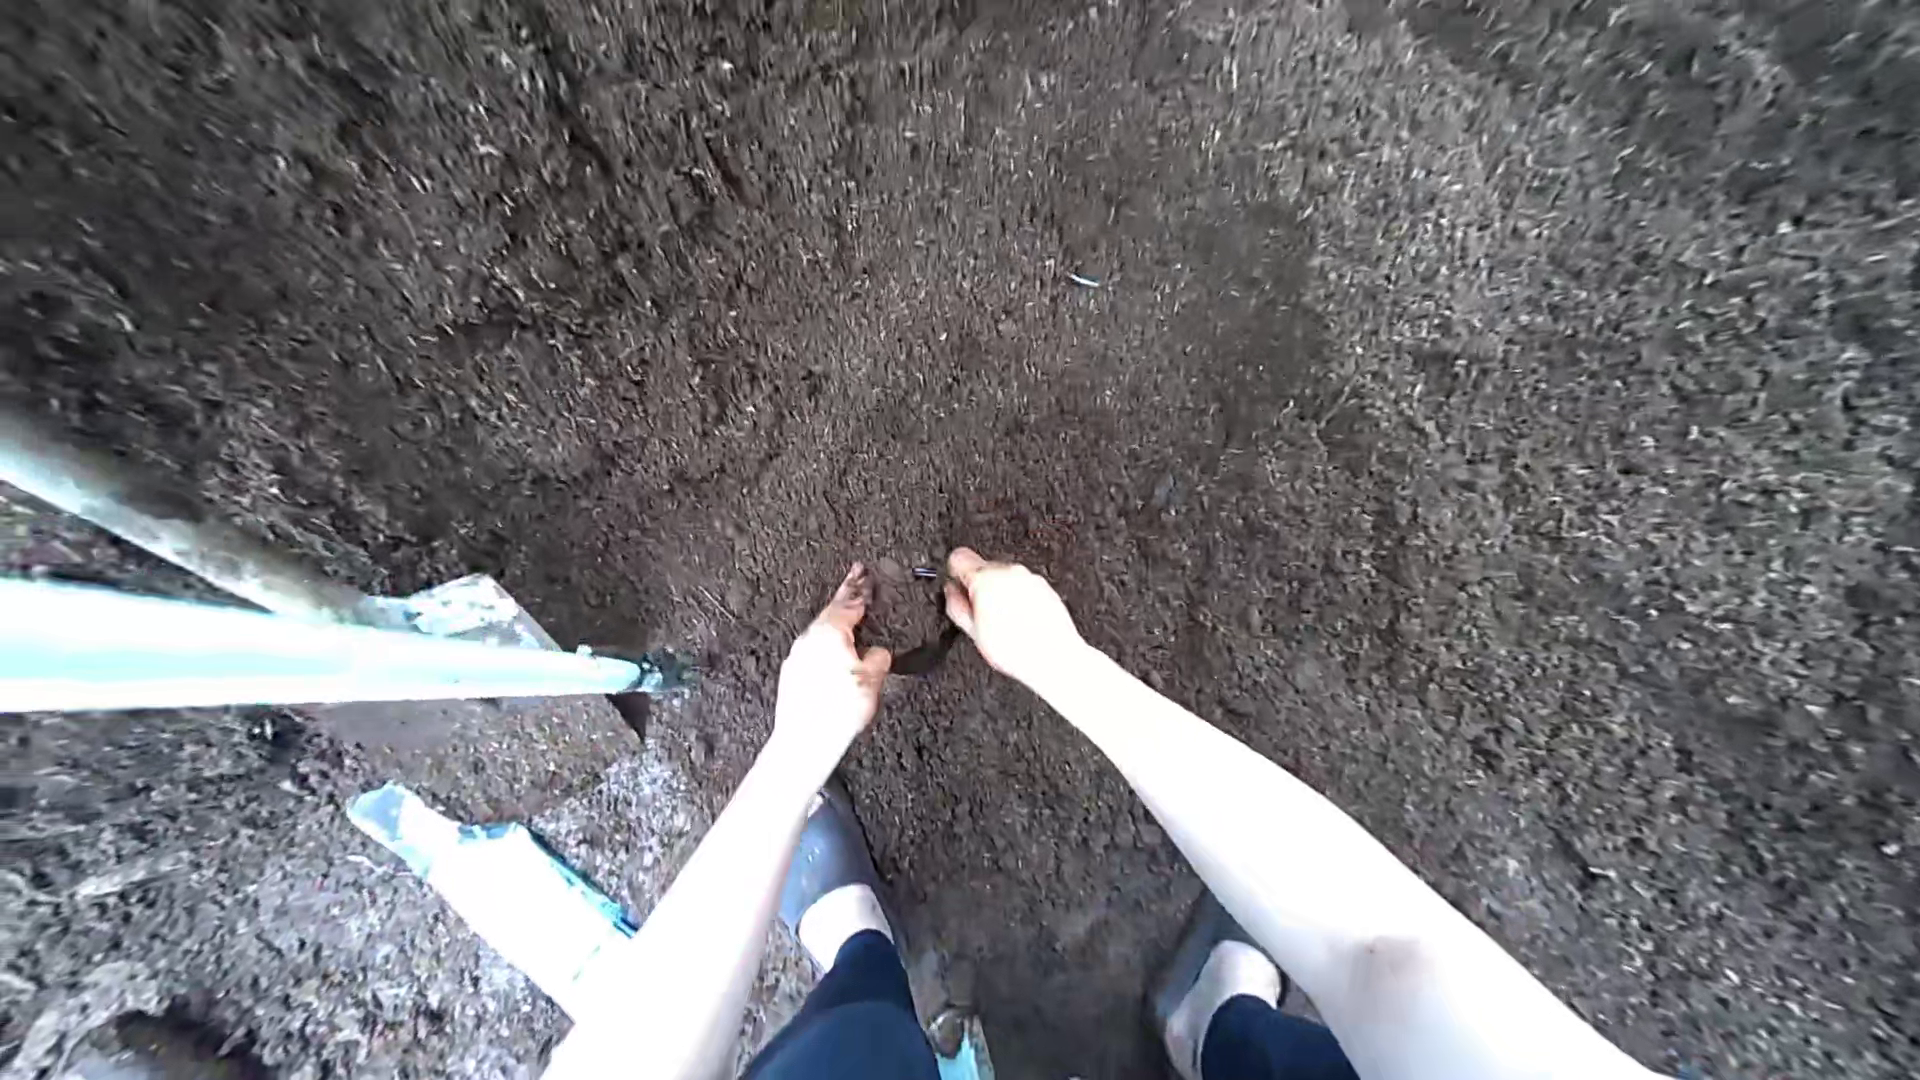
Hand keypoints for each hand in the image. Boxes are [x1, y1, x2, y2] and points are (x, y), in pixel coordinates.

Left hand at [773, 564, 891, 760]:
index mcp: (829, 632)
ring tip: (851, 619)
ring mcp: (798, 656)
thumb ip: (878, 658)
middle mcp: (809, 638)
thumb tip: (877, 653)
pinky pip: (815, 649)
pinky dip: (828, 645)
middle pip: (832, 612)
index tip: (862, 572)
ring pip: (822, 631)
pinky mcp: (793, 673)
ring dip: (837, 623)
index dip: (858, 586)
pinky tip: (836, 654)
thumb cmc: (838, 710)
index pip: (848, 601)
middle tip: (855, 581)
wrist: (804, 742)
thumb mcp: (873, 679)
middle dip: (846, 598)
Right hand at [943, 547, 1086, 688]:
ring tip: (1005, 623)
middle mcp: (1009, 571)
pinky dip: (1019, 599)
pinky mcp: (1044, 587)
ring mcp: (1029, 577)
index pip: (958, 557)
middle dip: (979, 588)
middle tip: (982, 615)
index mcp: (985, 578)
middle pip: (983, 568)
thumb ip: (955, 605)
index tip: (956, 586)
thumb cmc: (1015, 649)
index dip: (953, 573)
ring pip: (1004, 577)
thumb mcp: (972, 632)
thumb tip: (950, 592)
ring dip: (1000, 593)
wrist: (1054, 657)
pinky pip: (1023, 586)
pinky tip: (1020, 622)